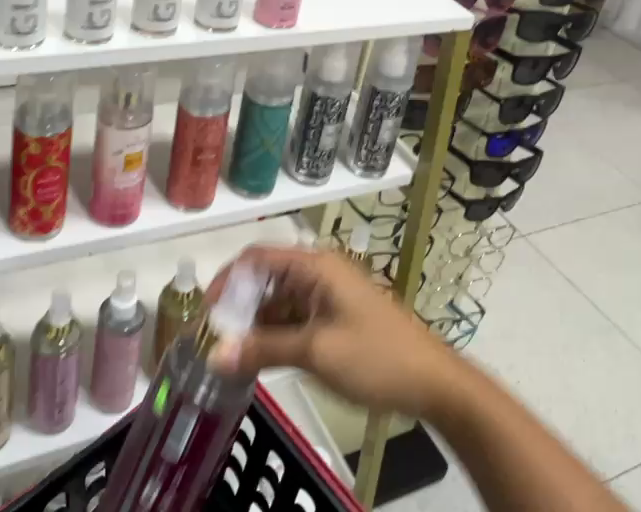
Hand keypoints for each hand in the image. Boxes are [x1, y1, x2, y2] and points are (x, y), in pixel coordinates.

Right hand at [207, 244, 464, 419]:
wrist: (434, 383)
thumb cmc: (376, 358)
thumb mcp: (316, 352)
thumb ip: (263, 349)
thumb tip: (213, 354)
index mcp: (316, 266)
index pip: (258, 257)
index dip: (227, 280)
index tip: (206, 313)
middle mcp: (320, 273)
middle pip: (266, 279)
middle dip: (239, 306)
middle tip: (216, 340)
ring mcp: (329, 296)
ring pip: (279, 302)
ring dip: (256, 324)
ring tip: (232, 355)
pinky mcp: (336, 319)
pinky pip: (295, 318)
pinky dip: (275, 335)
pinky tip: (260, 359)